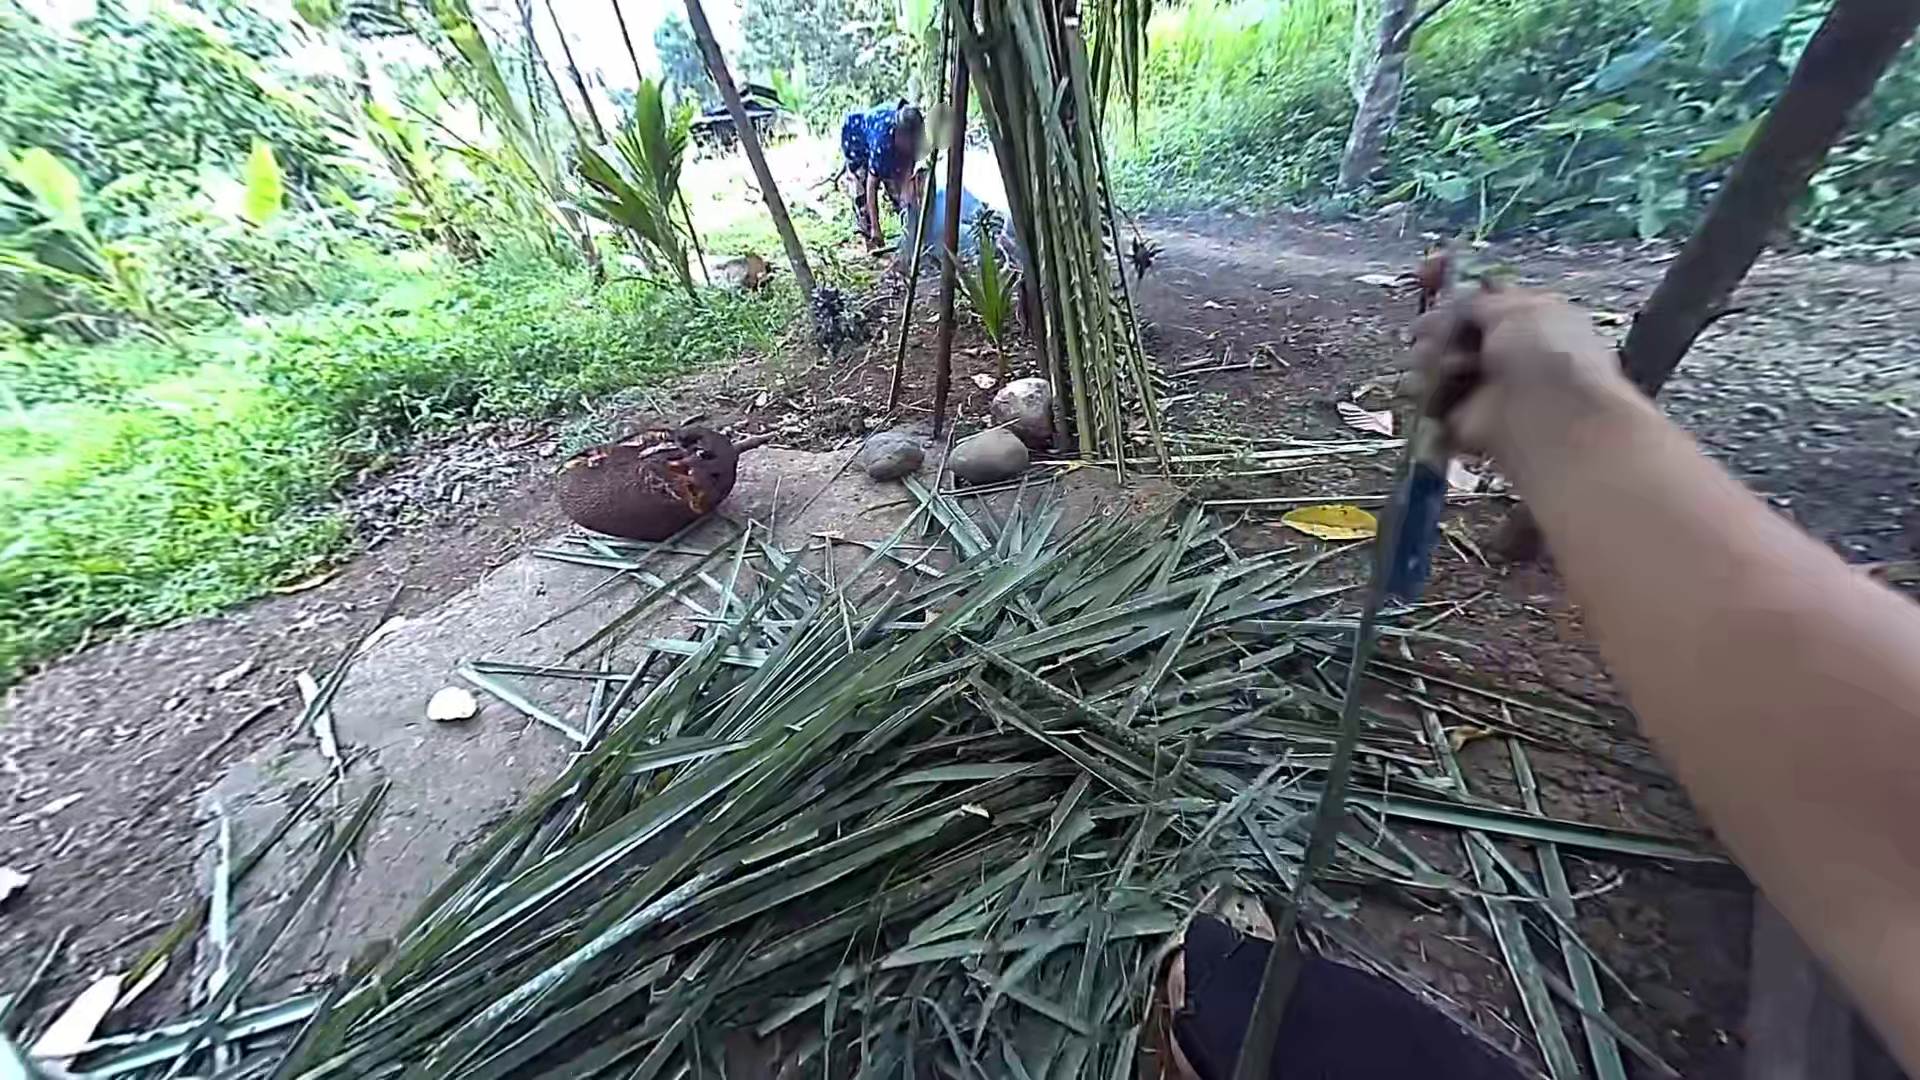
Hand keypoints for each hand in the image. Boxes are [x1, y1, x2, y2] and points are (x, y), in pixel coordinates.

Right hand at [1409, 288, 1629, 454]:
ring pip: (1427, 359)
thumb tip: (1452, 300)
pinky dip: (1424, 389)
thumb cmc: (1545, 354)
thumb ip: (1478, 300)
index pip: (1475, 294)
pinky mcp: (1450, 410)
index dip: (1447, 282)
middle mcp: (1497, 347)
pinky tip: (1437, 388)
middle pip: (1444, 326)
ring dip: (1428, 359)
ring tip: (1445, 366)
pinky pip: (1421, 392)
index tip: (1422, 271)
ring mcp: (1473, 380)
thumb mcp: (1519, 308)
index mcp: (1521, 316)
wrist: (1544, 414)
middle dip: (1434, 327)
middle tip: (1434, 333)